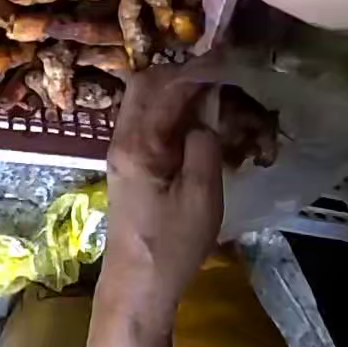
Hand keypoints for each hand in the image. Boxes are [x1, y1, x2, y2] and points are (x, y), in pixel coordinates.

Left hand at [101, 66, 223, 333]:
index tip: (226, 59)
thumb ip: (204, 144)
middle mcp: (122, 139)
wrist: (136, 287)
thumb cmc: (171, 246)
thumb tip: (207, 109)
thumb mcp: (201, 197)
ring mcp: (121, 151)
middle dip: (181, 74)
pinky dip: (170, 113)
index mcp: (138, 144)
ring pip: (144, 102)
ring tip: (212, 96)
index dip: (197, 70)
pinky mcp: (128, 165)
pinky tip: (196, 125)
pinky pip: (147, 123)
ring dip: (175, 92)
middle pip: (145, 86)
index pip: (165, 88)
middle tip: (218, 76)